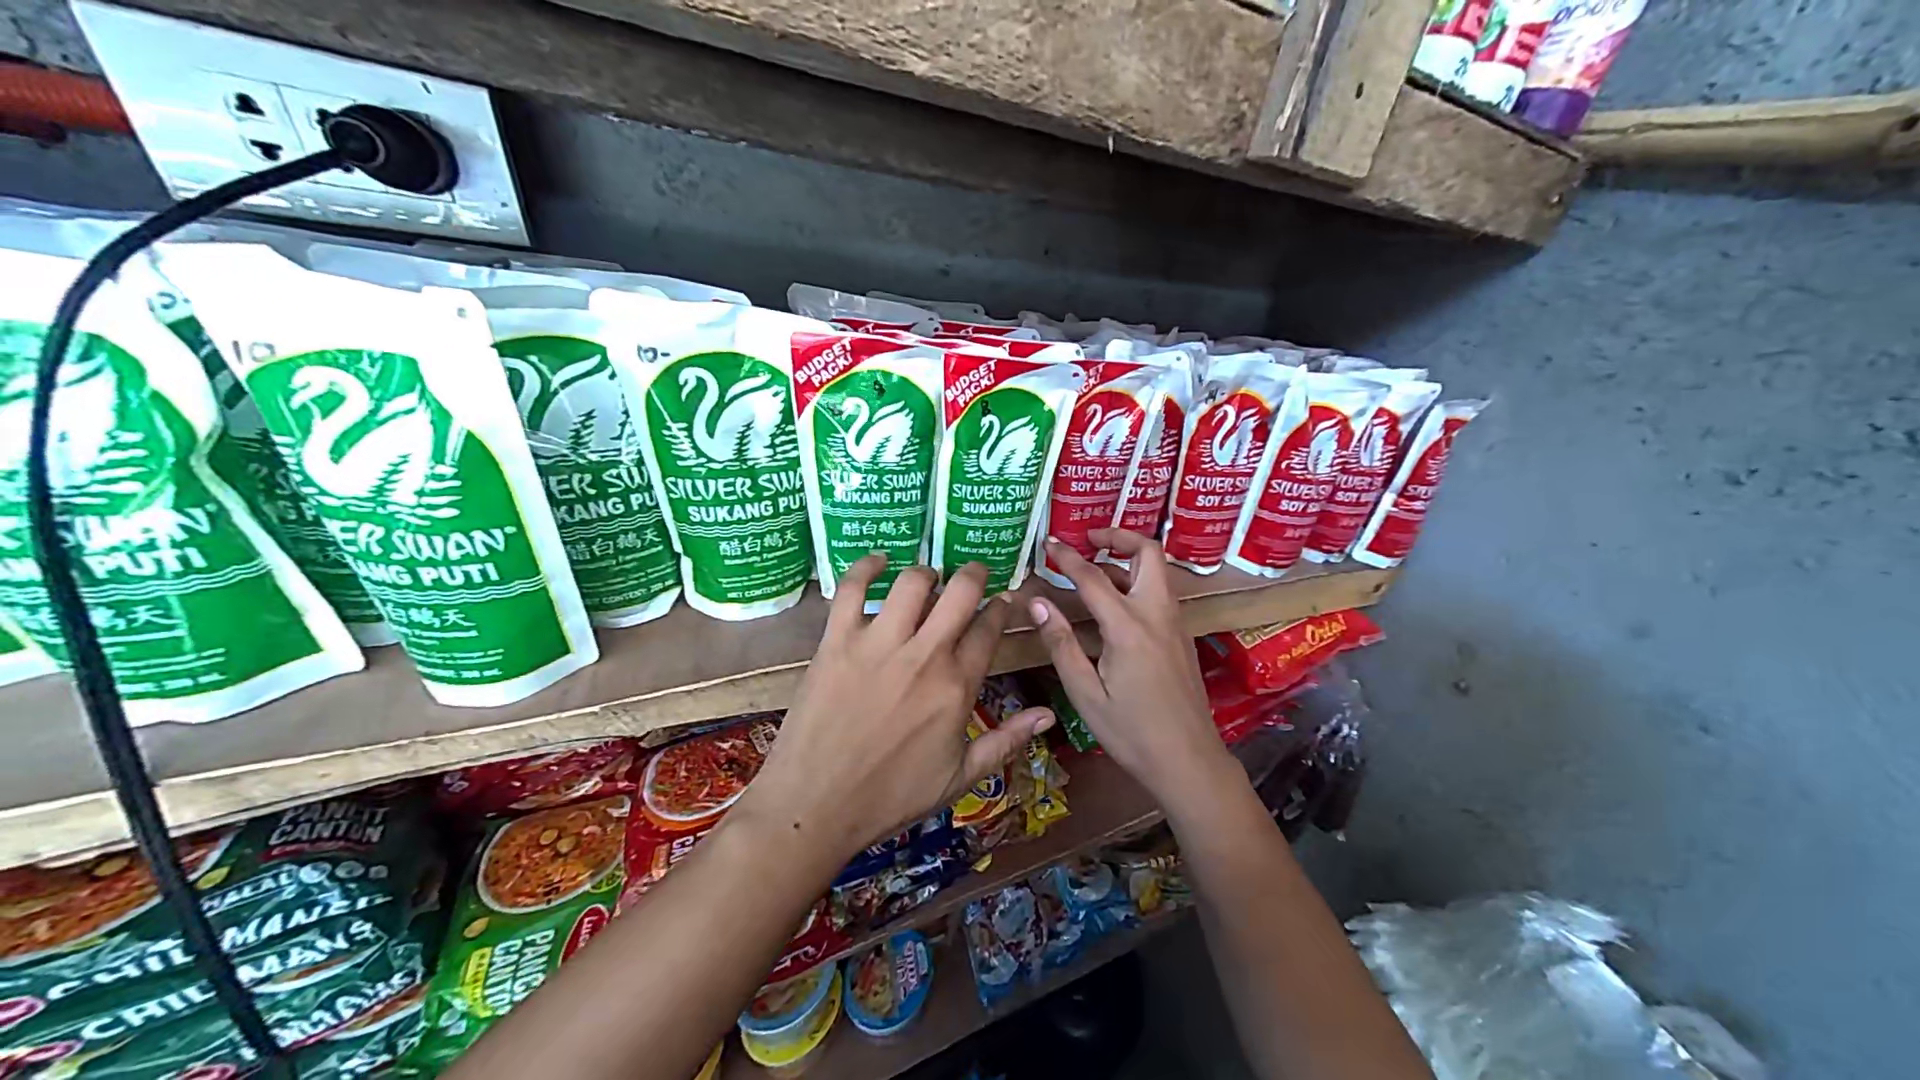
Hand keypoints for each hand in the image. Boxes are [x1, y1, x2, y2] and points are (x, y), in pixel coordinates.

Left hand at [736, 556, 1053, 865]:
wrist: (816, 805)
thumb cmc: (889, 798)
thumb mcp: (958, 778)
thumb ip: (1006, 741)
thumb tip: (1048, 714)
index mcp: (957, 686)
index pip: (989, 629)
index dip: (1001, 608)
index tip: (1003, 600)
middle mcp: (924, 655)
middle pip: (961, 592)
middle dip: (975, 575)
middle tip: (974, 573)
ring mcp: (878, 643)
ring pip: (914, 582)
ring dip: (927, 573)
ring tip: (928, 578)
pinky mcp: (837, 640)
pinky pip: (852, 588)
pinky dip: (866, 567)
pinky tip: (878, 561)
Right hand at [1029, 530, 1236, 806]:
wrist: (1189, 761)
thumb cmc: (1131, 732)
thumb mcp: (1085, 693)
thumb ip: (1061, 643)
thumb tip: (1037, 602)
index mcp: (1128, 627)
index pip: (1092, 577)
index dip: (1067, 556)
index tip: (1049, 543)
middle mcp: (1157, 615)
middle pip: (1148, 552)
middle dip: (1119, 535)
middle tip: (1088, 539)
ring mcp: (1176, 624)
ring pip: (1157, 571)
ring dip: (1128, 559)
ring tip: (1095, 569)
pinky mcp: (1182, 637)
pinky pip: (1161, 593)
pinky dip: (1138, 581)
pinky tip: (1116, 604)